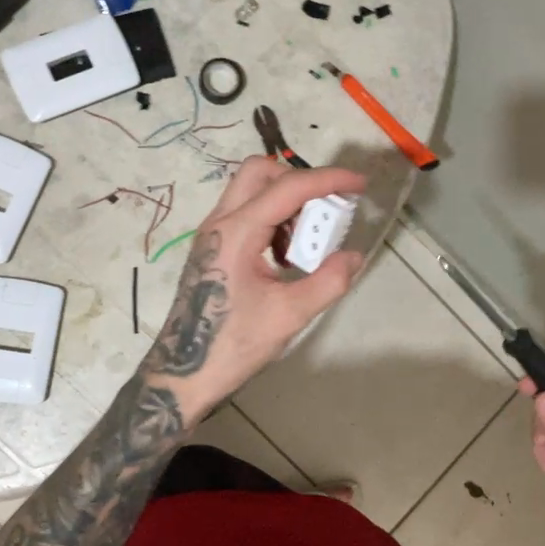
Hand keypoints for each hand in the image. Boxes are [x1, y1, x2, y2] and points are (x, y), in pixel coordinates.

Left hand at [142, 158, 366, 421]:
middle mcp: (220, 223)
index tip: (360, 184)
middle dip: (298, 180)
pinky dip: (271, 221)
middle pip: (259, 172)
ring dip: (285, 203)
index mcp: (237, 232)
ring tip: (305, 245)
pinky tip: (285, 260)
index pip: (288, 187)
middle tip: (325, 210)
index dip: (328, 180)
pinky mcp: (212, 249)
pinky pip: (244, 215)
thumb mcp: (289, 315)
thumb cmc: (233, 344)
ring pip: (250, 192)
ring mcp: (212, 234)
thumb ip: (328, 281)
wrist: (184, 373)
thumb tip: (354, 256)